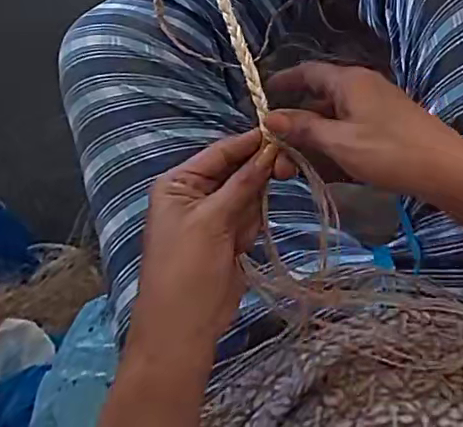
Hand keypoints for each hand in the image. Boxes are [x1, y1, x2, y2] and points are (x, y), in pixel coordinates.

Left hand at [127, 129, 277, 353]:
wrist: (183, 331)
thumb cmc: (186, 269)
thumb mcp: (211, 221)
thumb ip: (242, 184)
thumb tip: (268, 150)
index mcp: (178, 182)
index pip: (219, 152)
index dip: (248, 143)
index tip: (279, 131)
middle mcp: (194, 193)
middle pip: (236, 171)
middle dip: (255, 177)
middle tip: (284, 170)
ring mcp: (212, 216)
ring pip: (247, 194)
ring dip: (251, 210)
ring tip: (238, 236)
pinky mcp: (227, 237)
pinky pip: (249, 217)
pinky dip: (250, 227)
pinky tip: (240, 247)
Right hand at [264, 61, 462, 205]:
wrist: (449, 172)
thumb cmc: (390, 151)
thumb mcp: (340, 142)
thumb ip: (303, 129)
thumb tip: (269, 116)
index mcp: (348, 80)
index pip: (307, 71)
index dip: (284, 81)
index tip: (263, 94)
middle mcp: (361, 87)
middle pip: (319, 100)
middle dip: (295, 125)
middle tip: (276, 149)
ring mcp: (376, 108)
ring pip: (334, 121)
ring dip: (314, 142)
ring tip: (295, 168)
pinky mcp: (388, 128)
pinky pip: (351, 132)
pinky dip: (335, 148)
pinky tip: (326, 172)